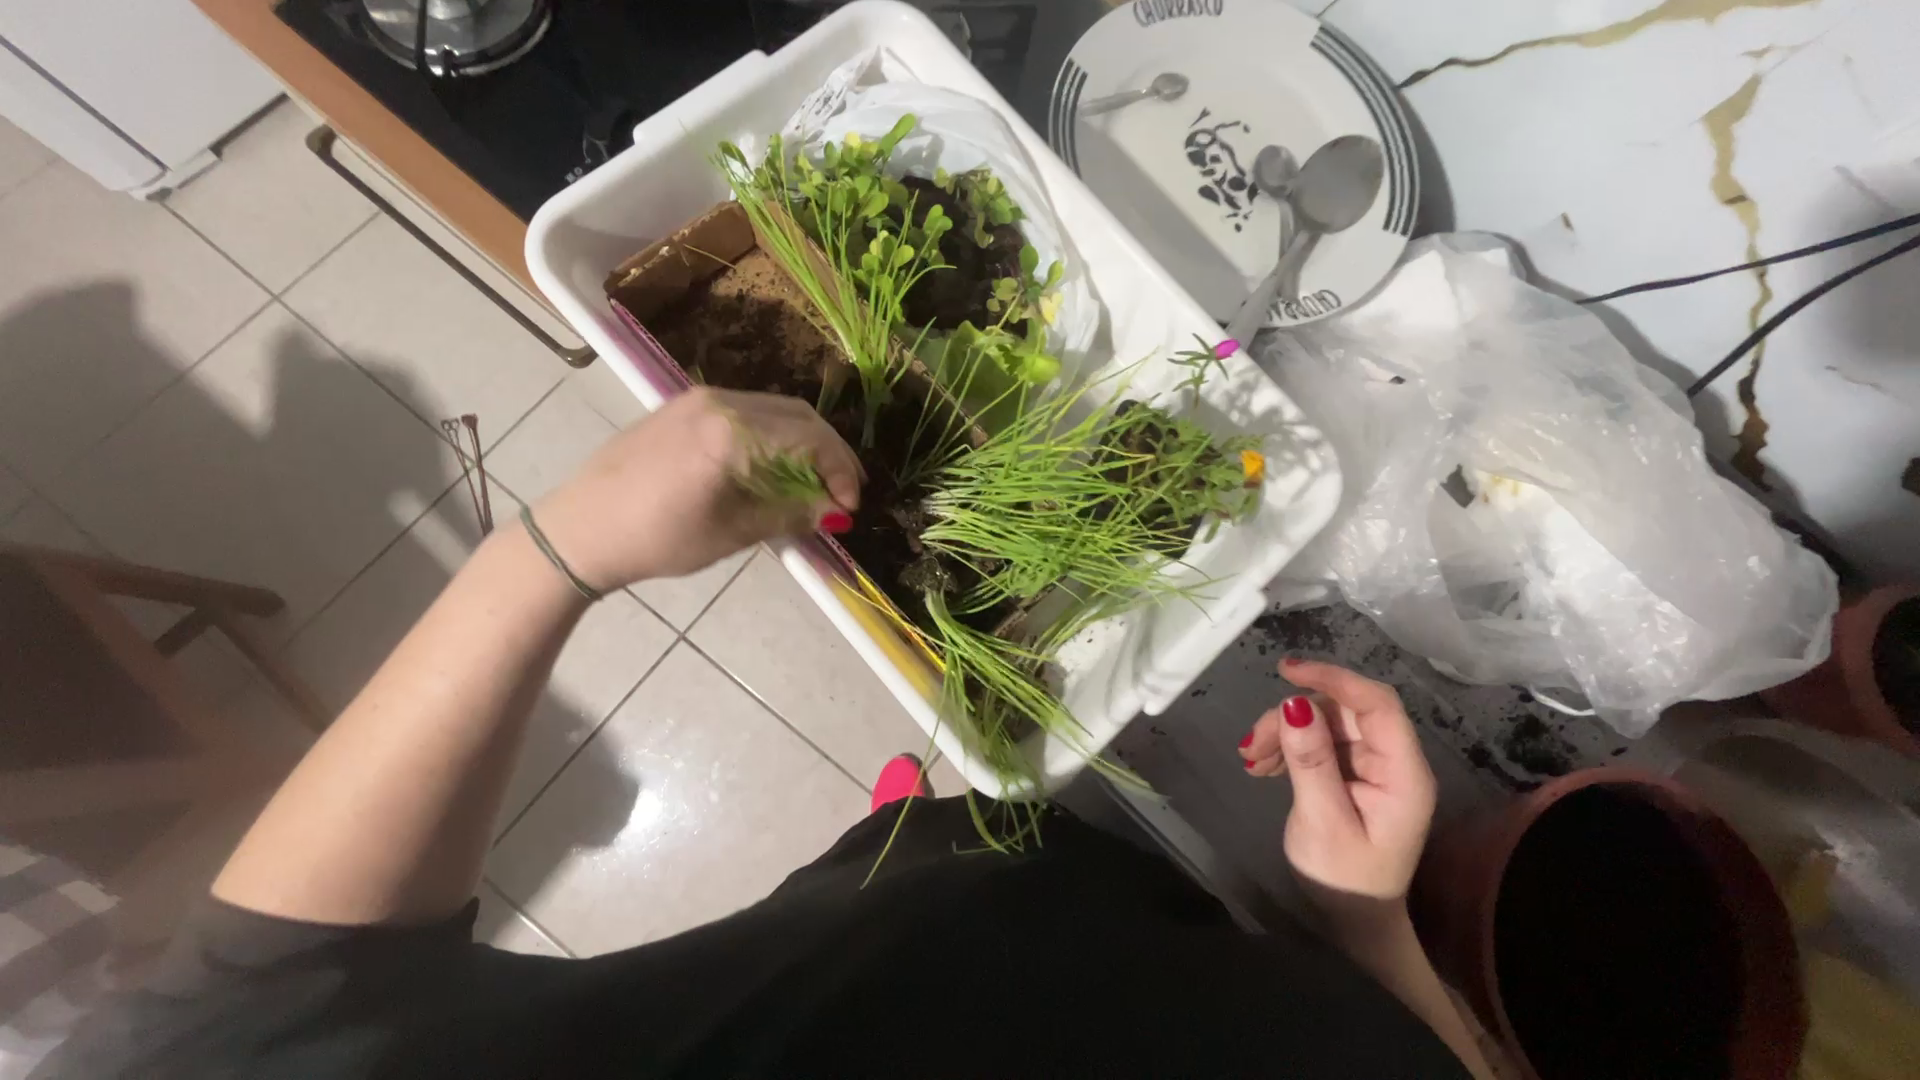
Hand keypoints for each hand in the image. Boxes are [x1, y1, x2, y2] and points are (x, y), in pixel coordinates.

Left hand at [532, 387, 861, 589]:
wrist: (580, 530)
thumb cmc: (657, 539)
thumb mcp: (732, 533)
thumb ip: (790, 514)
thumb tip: (836, 512)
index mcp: (731, 432)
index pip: (809, 437)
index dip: (840, 470)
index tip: (850, 506)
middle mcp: (719, 401)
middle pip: (797, 414)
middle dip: (828, 451)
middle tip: (844, 490)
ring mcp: (698, 399)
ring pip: (773, 409)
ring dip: (802, 441)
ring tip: (814, 480)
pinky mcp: (682, 406)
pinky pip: (746, 411)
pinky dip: (773, 435)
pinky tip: (774, 465)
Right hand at [1239, 658, 1436, 926]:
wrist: (1353, 922)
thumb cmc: (1344, 879)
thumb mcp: (1322, 821)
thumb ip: (1311, 761)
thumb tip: (1294, 704)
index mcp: (1403, 773)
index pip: (1376, 704)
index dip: (1334, 678)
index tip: (1287, 670)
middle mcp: (1392, 760)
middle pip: (1343, 710)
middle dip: (1293, 716)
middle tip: (1252, 743)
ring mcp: (1371, 766)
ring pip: (1323, 722)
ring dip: (1283, 731)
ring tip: (1251, 760)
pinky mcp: (1349, 773)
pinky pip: (1317, 740)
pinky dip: (1287, 745)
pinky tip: (1262, 766)